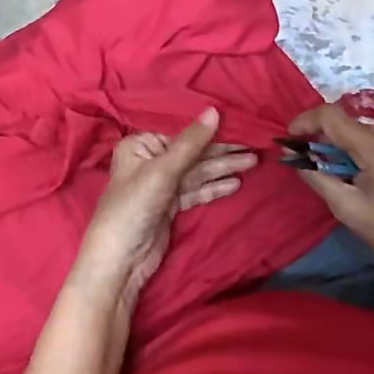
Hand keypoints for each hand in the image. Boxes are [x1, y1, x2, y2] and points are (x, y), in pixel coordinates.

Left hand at [73, 108, 256, 307]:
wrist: (120, 262)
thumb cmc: (134, 207)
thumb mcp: (162, 171)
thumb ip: (191, 142)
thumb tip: (214, 111)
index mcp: (140, 144)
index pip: (181, 130)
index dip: (209, 128)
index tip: (238, 123)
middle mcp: (150, 159)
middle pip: (192, 151)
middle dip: (221, 150)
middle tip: (253, 146)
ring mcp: (161, 183)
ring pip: (197, 171)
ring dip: (223, 168)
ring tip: (252, 162)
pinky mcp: (170, 204)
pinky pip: (195, 189)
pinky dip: (214, 186)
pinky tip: (234, 183)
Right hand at [287, 104, 373, 290]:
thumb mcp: (346, 209)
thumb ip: (318, 177)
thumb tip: (295, 157)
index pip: (333, 117)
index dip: (306, 121)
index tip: (290, 139)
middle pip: (346, 122)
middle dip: (320, 134)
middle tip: (304, 156)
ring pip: (358, 129)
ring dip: (338, 141)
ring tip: (327, 167)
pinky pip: (373, 138)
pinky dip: (355, 147)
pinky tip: (351, 170)